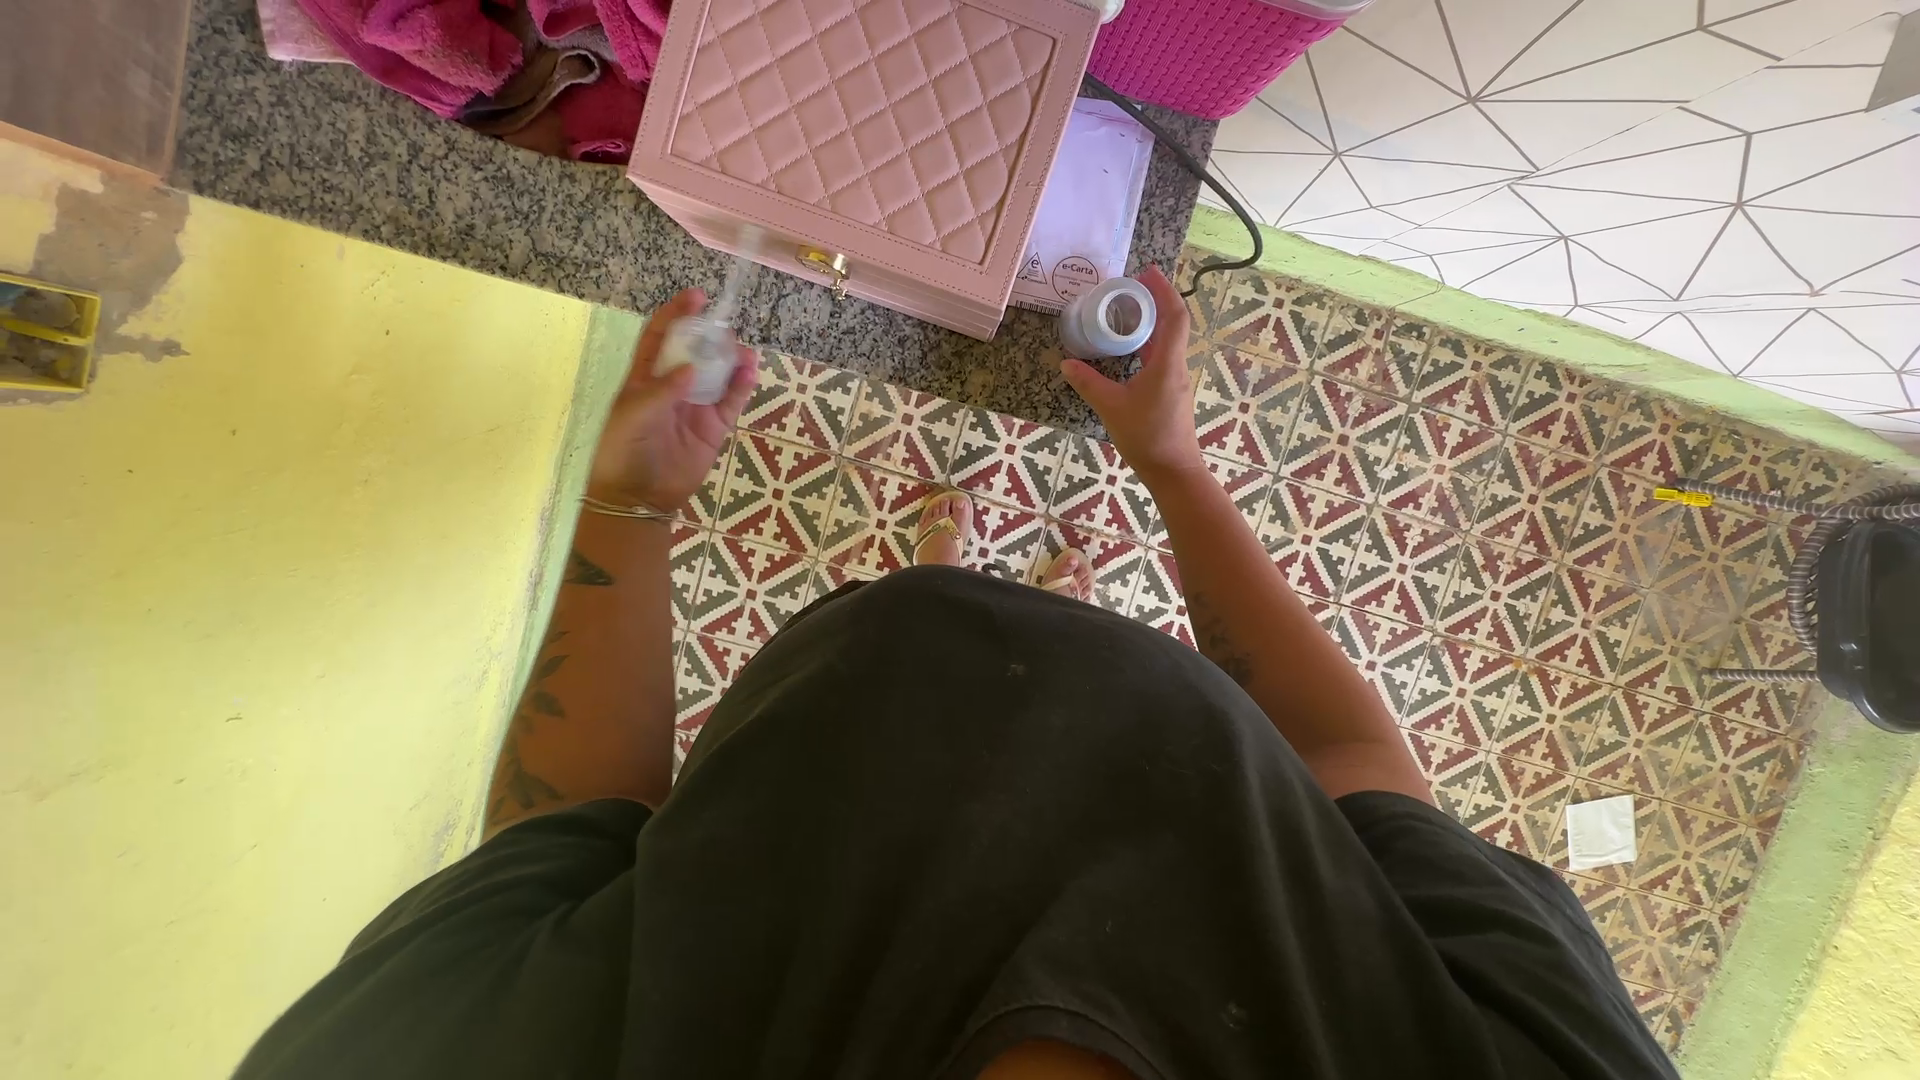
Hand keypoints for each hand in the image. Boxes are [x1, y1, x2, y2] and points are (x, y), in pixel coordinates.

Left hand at [586, 289, 756, 509]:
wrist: (639, 497)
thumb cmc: (624, 452)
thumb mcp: (633, 416)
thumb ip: (662, 391)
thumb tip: (692, 368)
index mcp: (644, 378)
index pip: (660, 337)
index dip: (676, 314)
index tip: (696, 297)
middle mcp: (672, 387)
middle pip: (694, 351)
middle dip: (710, 335)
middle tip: (726, 327)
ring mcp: (696, 406)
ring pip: (718, 374)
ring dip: (731, 359)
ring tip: (744, 351)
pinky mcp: (714, 428)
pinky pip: (732, 401)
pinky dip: (742, 386)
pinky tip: (750, 372)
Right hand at [1058, 265, 1203, 485]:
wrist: (1173, 470)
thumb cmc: (1146, 437)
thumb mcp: (1111, 407)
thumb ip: (1088, 383)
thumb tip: (1066, 363)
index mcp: (1167, 363)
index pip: (1174, 315)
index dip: (1163, 290)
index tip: (1146, 273)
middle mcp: (1176, 366)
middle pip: (1170, 324)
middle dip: (1152, 302)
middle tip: (1126, 289)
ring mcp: (1175, 381)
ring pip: (1166, 342)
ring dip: (1148, 323)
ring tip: (1123, 313)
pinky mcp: (1170, 394)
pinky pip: (1160, 358)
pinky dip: (1146, 344)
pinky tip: (1127, 348)